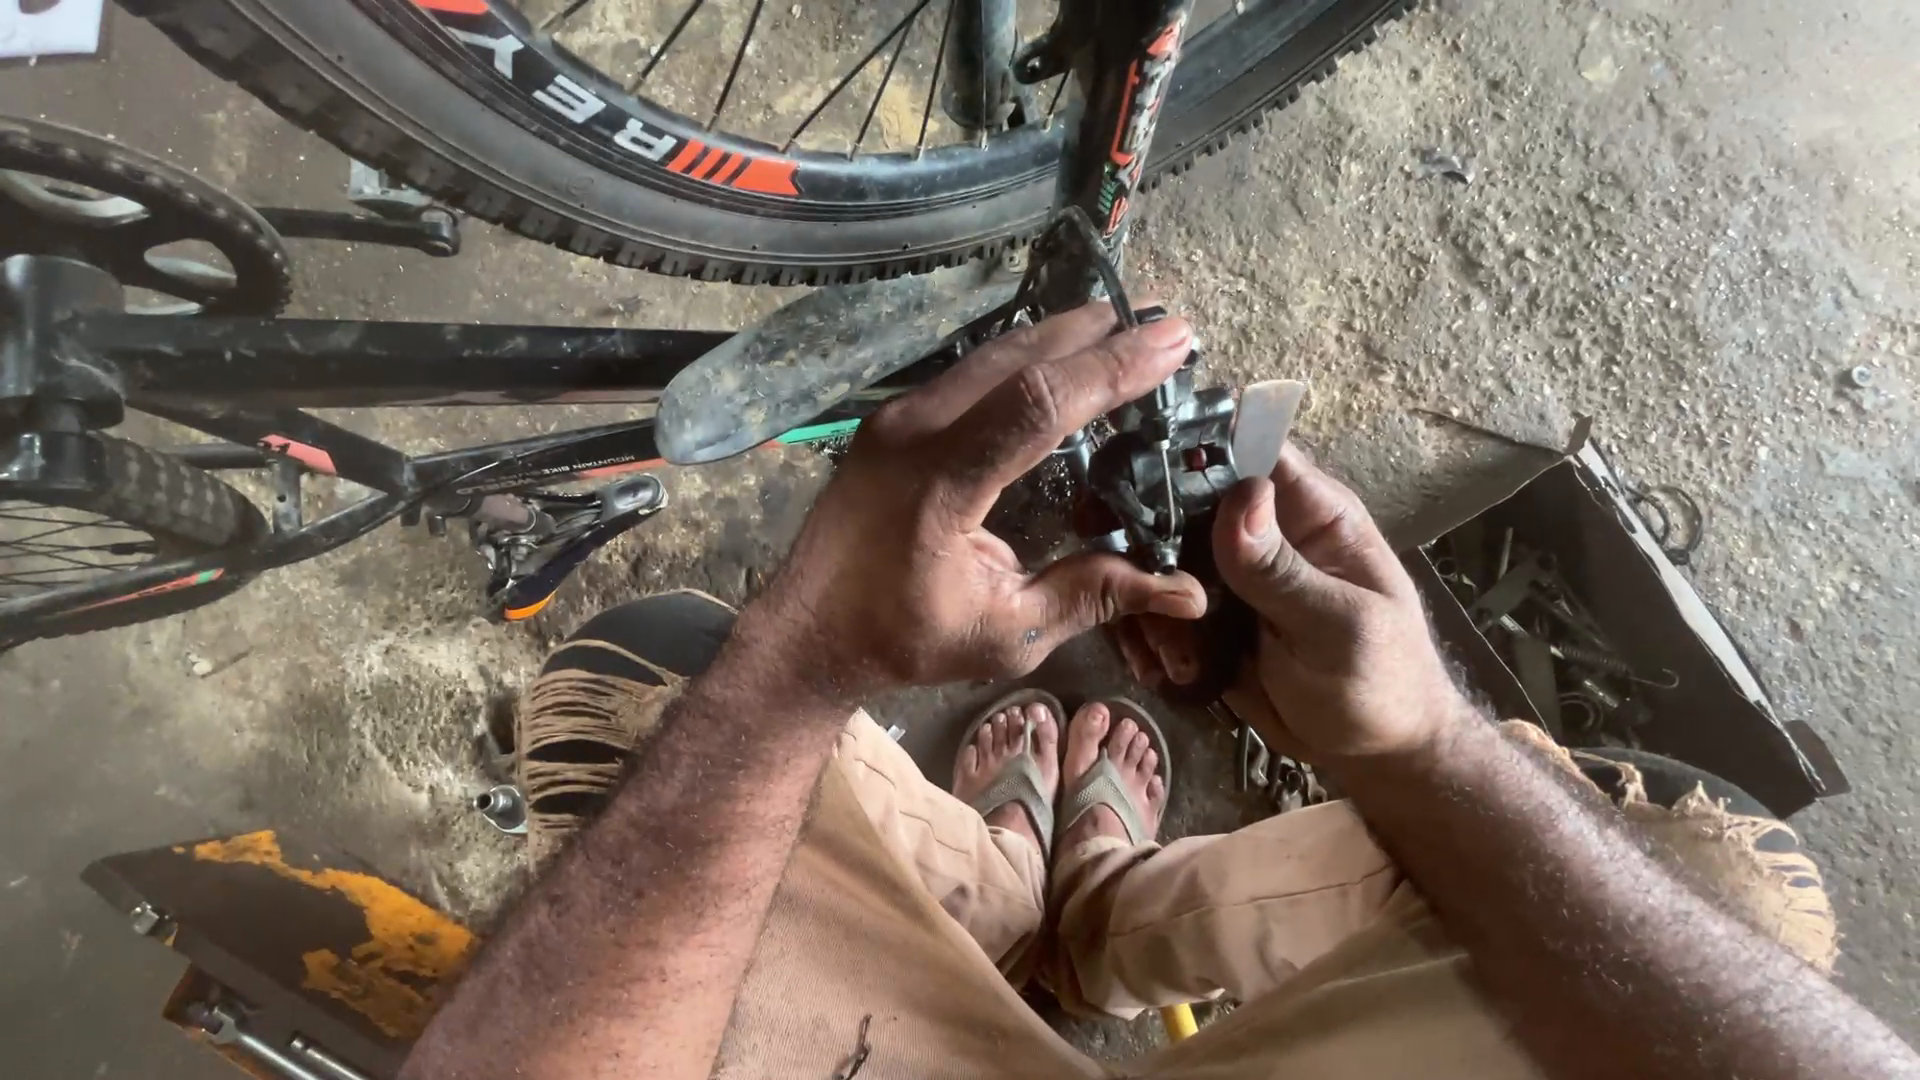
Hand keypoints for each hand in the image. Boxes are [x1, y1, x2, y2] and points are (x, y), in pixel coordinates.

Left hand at [756, 303, 1207, 697]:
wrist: (808, 630)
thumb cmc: (901, 640)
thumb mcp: (1004, 633)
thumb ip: (1092, 598)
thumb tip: (1190, 591)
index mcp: (940, 486)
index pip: (1038, 405)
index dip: (1111, 370)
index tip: (1173, 342)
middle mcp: (912, 433)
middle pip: (1014, 358)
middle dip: (1094, 334)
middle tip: (1161, 319)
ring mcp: (893, 419)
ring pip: (987, 355)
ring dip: (1057, 337)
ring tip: (1118, 326)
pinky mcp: (888, 422)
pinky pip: (964, 372)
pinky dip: (1019, 359)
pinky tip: (1053, 359)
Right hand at [1118, 444, 1469, 762]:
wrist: (1367, 752)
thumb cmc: (1379, 683)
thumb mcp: (1340, 627)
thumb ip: (1284, 569)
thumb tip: (1240, 497)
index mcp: (1310, 515)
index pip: (1250, 454)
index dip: (1195, 453)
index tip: (1137, 478)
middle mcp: (1262, 532)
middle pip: (1186, 501)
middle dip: (1147, 533)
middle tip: (1117, 575)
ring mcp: (1228, 573)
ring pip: (1160, 555)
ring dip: (1144, 596)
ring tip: (1156, 649)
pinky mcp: (1204, 612)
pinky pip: (1158, 603)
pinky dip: (1144, 629)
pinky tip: (1149, 664)